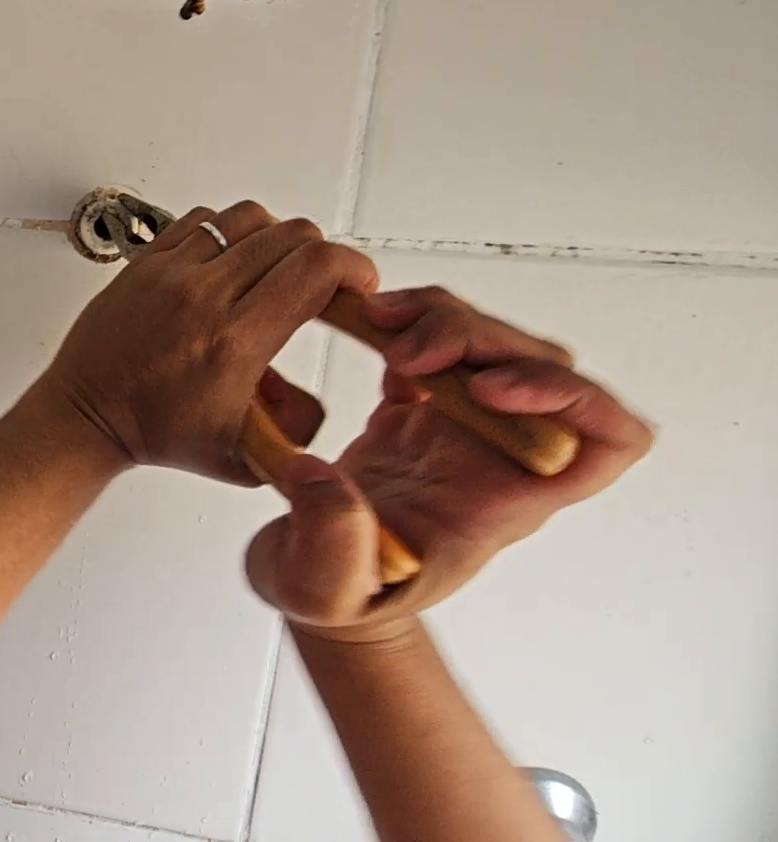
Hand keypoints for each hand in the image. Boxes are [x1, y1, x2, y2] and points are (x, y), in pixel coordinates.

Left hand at [29, 201, 378, 483]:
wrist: (86, 416)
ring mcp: (166, 275)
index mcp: (233, 341)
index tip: (356, 290)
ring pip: (245, 217)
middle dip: (321, 256)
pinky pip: (197, 220)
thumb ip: (298, 424)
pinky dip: (224, 231)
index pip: (317, 268)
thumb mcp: (244, 455)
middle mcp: (200, 298)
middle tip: (317, 284)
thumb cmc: (154, 433)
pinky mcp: (141, 265)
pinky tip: (225, 260)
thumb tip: (316, 388)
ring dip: (273, 238)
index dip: (355, 271)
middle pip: (291, 235)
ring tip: (271, 270)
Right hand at [245, 287, 653, 641]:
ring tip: (375, 318)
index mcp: (495, 502)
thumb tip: (319, 473)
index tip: (488, 385)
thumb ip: (330, 537)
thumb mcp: (321, 584)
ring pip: (488, 351)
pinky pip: (431, 356)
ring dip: (440, 320)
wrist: (311, 578)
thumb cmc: (333, 595)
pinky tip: (368, 328)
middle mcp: (487, 461)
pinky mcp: (406, 419)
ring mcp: (448, 435)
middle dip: (478, 339)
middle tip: (403, 345)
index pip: (602, 444)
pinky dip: (406, 327)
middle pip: (540, 371)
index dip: (569, 400)